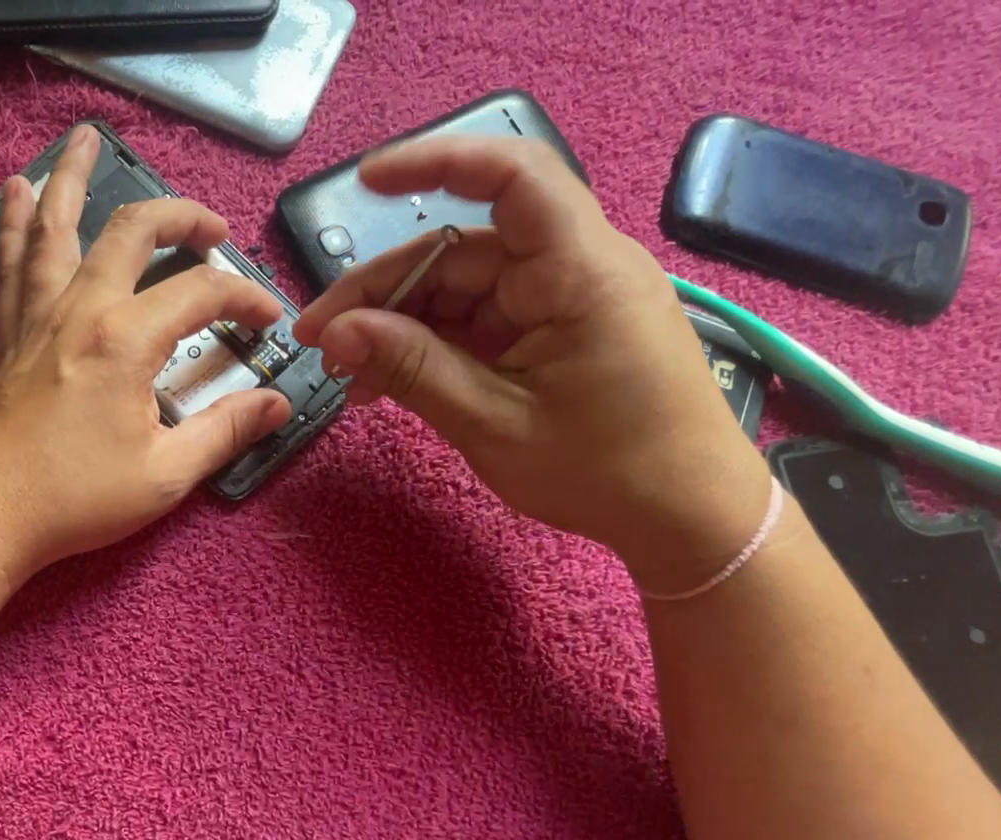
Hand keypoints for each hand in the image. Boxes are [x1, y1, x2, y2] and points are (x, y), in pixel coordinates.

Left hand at [0, 125, 292, 587]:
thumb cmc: (73, 502)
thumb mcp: (165, 476)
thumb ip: (224, 432)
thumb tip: (274, 405)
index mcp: (124, 341)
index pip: (202, 293)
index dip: (246, 299)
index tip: (268, 322)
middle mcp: (79, 312)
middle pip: (133, 231)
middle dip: (181, 217)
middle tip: (212, 227)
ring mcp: (37, 320)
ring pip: (57, 229)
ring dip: (74, 180)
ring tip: (83, 141)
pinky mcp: (10, 339)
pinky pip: (13, 266)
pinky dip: (18, 227)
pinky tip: (18, 196)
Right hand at [293, 136, 770, 594]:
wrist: (684, 515)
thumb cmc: (604, 469)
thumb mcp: (493, 423)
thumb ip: (412, 369)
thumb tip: (335, 333)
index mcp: (577, 273)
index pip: (512, 178)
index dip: (436, 163)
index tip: (364, 181)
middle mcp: (570, 269)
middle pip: (456, 251)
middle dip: (379, 291)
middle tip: (316, 340)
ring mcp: (557, 301)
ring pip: (454, 290)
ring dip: (393, 327)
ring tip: (343, 373)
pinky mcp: (547, 331)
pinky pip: (472, 323)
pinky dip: (424, 348)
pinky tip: (380, 383)